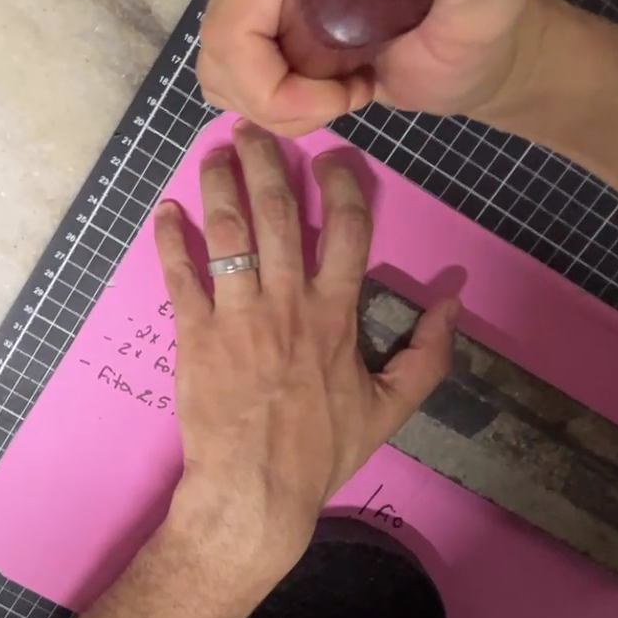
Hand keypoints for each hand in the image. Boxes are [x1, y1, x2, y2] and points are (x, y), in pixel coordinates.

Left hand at [152, 123, 458, 590]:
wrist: (255, 489)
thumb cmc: (320, 451)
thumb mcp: (390, 409)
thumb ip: (427, 355)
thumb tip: (452, 301)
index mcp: (336, 315)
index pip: (349, 231)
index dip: (344, 186)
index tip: (334, 157)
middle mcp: (288, 302)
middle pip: (281, 215)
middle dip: (269, 164)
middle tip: (255, 128)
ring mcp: (238, 315)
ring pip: (230, 234)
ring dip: (221, 186)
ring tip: (214, 153)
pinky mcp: (195, 334)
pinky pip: (181, 277)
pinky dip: (171, 241)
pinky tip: (165, 211)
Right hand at [198, 0, 537, 136]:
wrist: (468, 50)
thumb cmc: (479, 27)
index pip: (238, 22)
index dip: (280, 87)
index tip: (357, 89)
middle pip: (223, 43)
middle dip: (279, 99)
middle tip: (349, 94)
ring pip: (217, 63)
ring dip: (273, 103)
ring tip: (338, 89)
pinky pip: (220, 69)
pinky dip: (264, 99)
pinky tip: (315, 85)